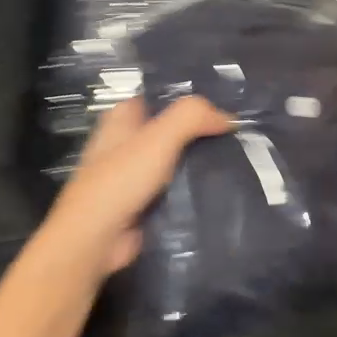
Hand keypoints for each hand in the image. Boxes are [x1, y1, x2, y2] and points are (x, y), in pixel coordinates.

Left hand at [46, 96, 234, 274]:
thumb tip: (230, 117)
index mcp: (123, 117)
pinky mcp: (144, 202)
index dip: (193, 99)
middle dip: (203, 133)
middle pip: (173, 130)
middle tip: (240, 135)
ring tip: (241, 160)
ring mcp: (135, 174)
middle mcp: (127, 141)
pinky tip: (222, 188)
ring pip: (177, 160)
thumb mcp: (158, 137)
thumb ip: (193, 117)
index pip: (163, 97)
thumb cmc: (121, 179)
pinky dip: (194, 189)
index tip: (228, 105)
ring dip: (201, 163)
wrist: (95, 238)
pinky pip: (176, 189)